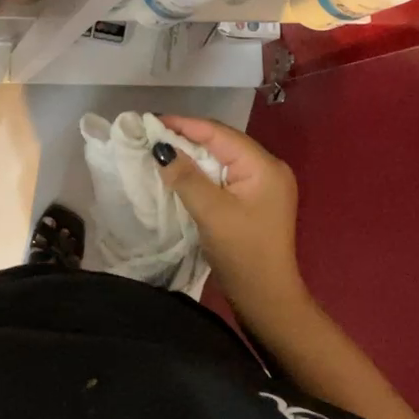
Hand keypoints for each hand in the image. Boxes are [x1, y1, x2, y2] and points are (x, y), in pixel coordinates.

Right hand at [155, 115, 306, 317]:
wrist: (266, 297)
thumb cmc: (242, 252)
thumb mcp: (211, 212)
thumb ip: (186, 177)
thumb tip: (161, 149)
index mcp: (264, 166)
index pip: (219, 134)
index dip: (184, 125)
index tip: (150, 121)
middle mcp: (268, 168)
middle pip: (221, 142)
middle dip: (186, 136)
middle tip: (151, 134)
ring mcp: (262, 185)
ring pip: (220, 157)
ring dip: (191, 153)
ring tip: (160, 149)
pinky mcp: (253, 199)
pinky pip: (222, 174)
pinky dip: (200, 170)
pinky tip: (180, 171)